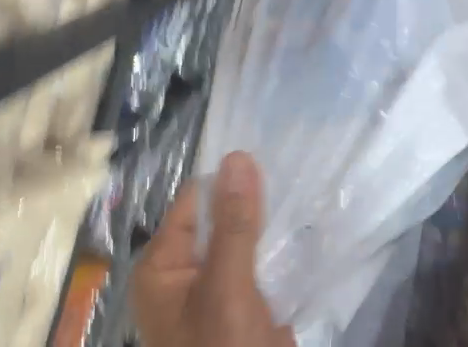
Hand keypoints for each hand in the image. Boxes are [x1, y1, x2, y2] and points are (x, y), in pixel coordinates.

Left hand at [132, 152, 294, 346]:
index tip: (273, 156)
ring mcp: (212, 295)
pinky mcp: (239, 312)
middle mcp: (182, 275)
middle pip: (220, 218)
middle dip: (255, 201)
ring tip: (305, 197)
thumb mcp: (227, 290)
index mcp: (162, 266)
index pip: (197, 199)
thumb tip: (238, 156)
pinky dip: (278, 254)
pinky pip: (258, 269)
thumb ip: (234, 225)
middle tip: (296, 171)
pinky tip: (304, 236)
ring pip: (244, 242)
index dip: (232, 178)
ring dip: (271, 227)